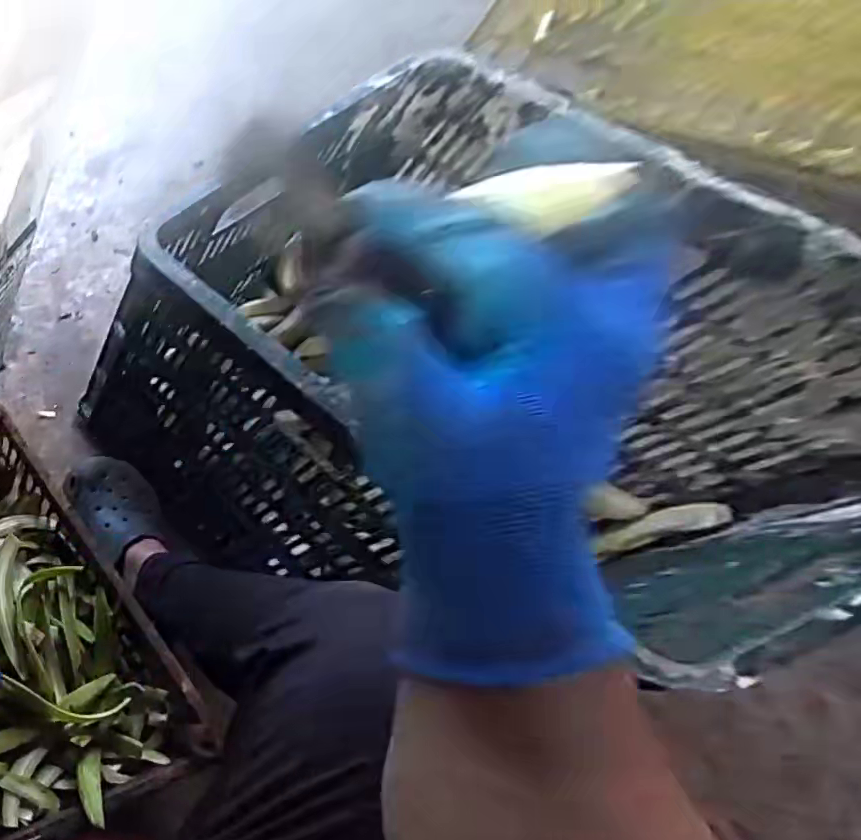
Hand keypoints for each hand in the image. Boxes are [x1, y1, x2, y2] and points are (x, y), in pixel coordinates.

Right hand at [315, 119, 674, 685]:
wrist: (498, 529)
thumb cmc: (451, 482)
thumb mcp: (406, 417)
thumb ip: (376, 341)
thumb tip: (332, 282)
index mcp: (563, 327)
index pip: (478, 241)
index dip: (405, 217)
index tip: (346, 207)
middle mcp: (607, 301)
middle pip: (533, 211)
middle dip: (445, 215)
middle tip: (372, 243)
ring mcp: (610, 308)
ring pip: (557, 222)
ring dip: (469, 226)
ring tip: (397, 258)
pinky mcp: (589, 321)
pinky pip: (557, 253)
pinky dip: (490, 250)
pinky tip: (435, 277)